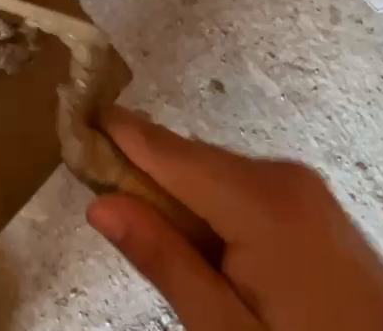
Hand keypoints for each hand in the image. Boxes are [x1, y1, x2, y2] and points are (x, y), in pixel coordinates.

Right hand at [85, 108, 382, 330]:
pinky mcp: (317, 210)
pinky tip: (214, 257)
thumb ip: (164, 262)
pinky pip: (241, 190)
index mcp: (259, 200)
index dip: (110, 132)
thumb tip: (99, 204)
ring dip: (177, 200)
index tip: (65, 121)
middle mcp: (282, 176)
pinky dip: (212, 210)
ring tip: (172, 258)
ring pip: (211, 174)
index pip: (162, 147)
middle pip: (184, 157)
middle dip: (144, 179)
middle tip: (113, 222)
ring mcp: (306, 190)